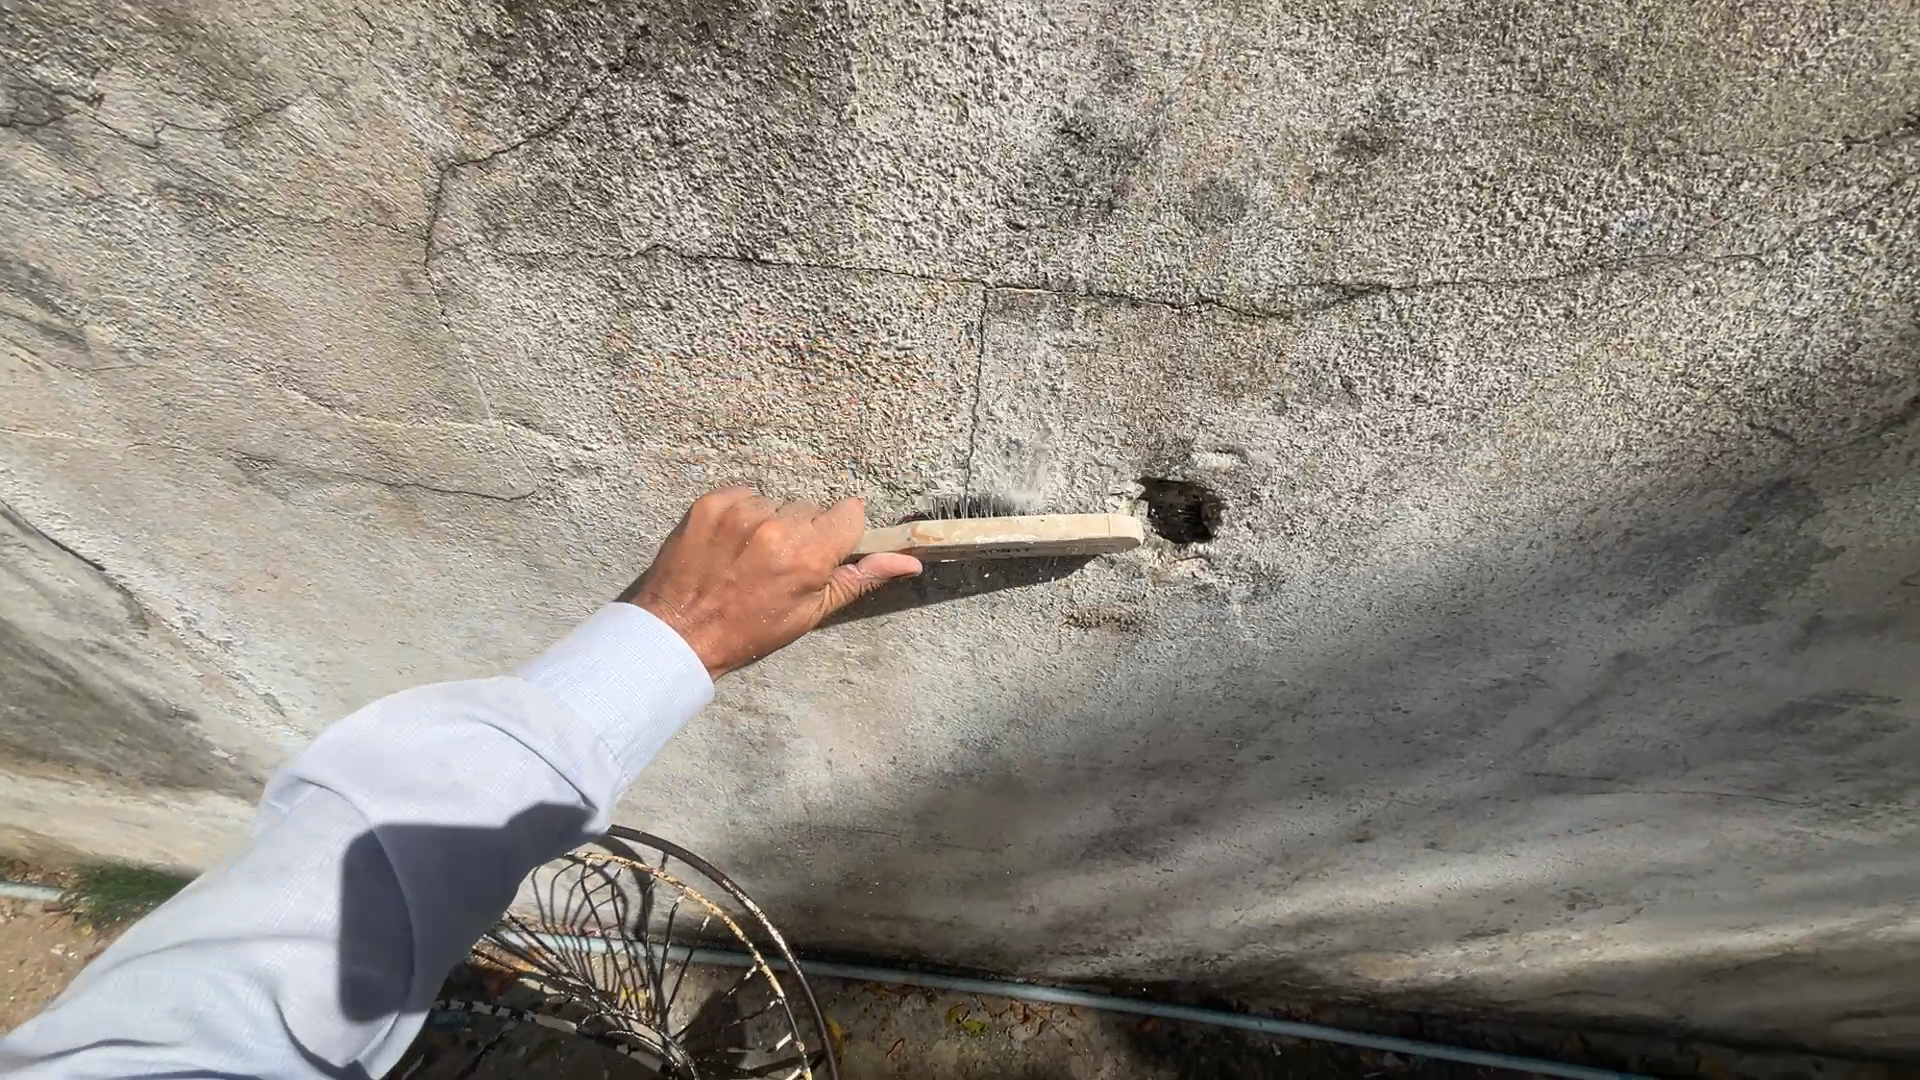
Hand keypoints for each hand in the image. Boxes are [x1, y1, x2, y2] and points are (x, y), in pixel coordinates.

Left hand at [620, 488, 922, 678]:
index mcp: (809, 557)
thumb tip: (911, 562)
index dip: (838, 532)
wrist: (679, 632)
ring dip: (770, 522)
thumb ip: (860, 578)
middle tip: (779, 561)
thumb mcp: (812, 612)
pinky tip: (729, 543)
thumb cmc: (751, 630)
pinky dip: (741, 514)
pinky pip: (745, 494)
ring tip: (749, 554)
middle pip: (812, 508)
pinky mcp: (711, 502)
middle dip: (804, 529)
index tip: (821, 550)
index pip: (849, 514)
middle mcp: (778, 528)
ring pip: (778, 501)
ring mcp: (741, 512)